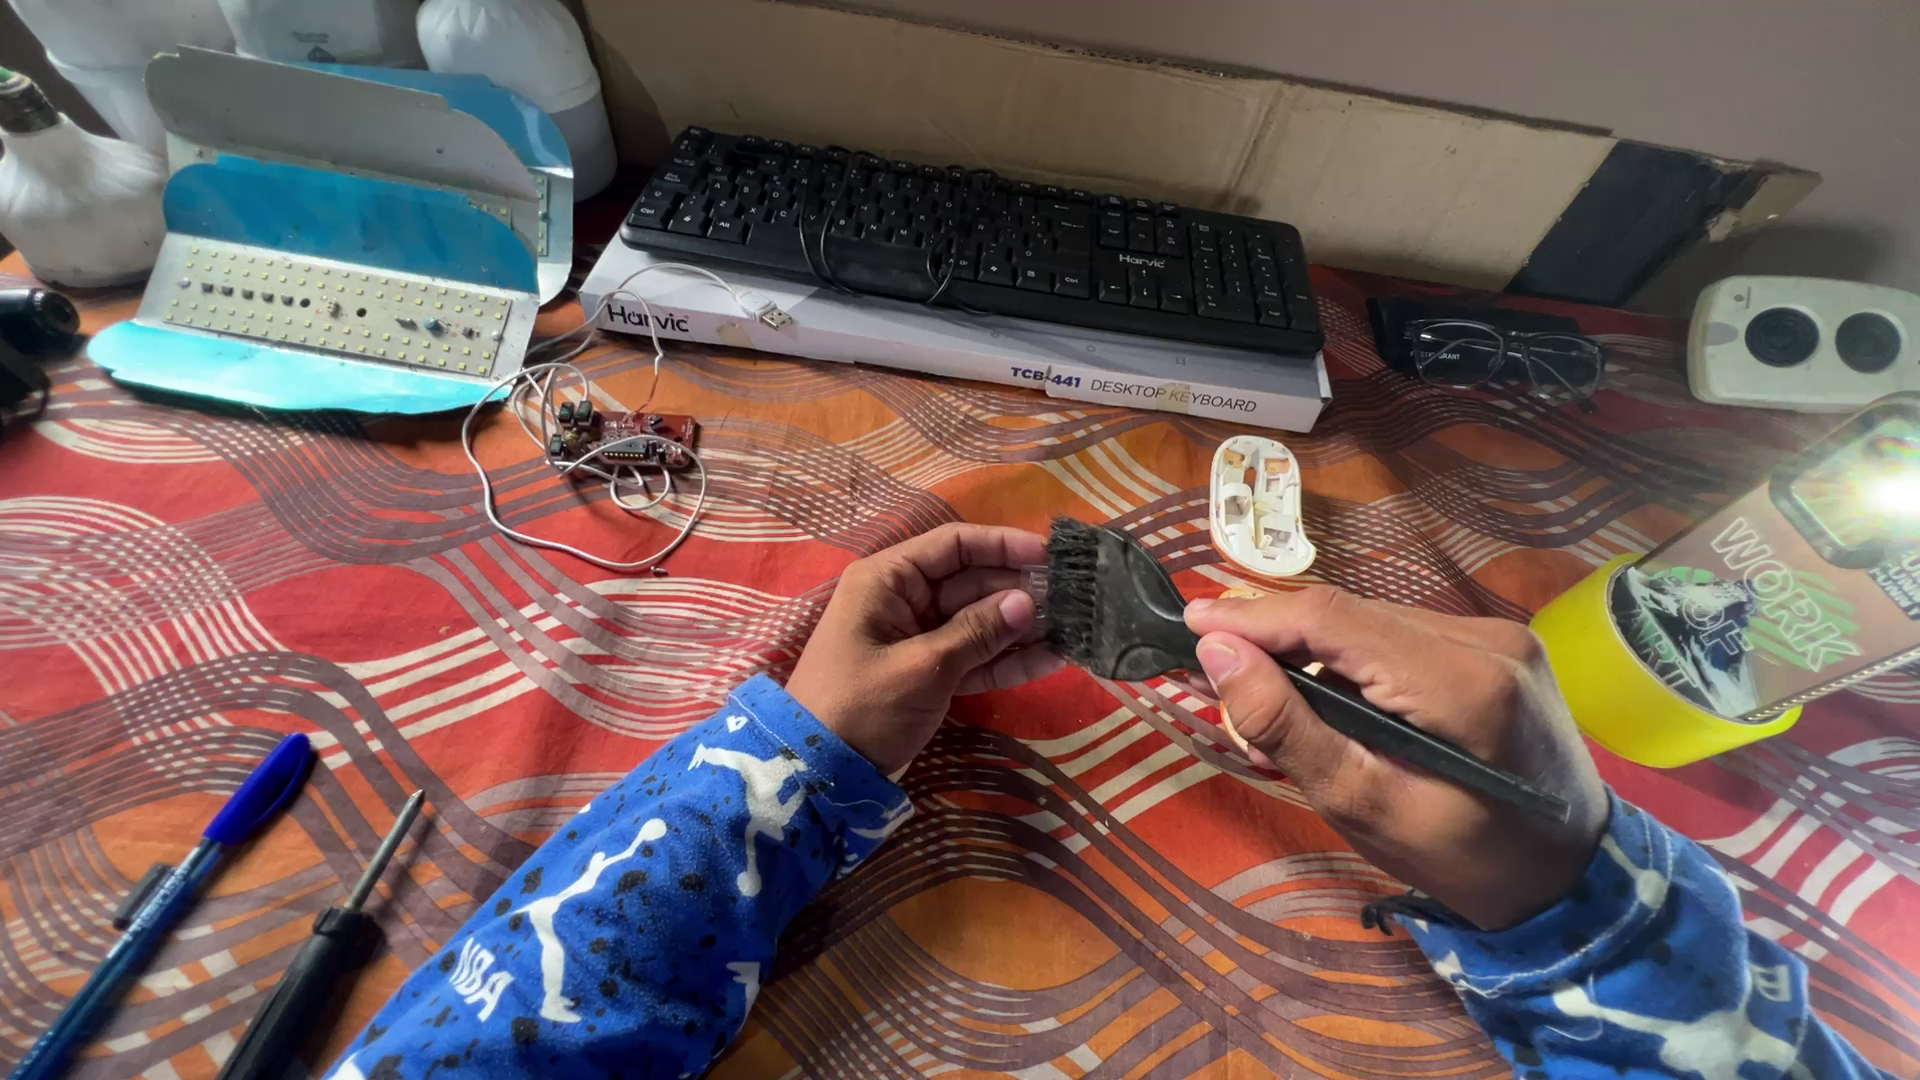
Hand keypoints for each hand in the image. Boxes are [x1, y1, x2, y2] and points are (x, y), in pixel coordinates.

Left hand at [786, 523, 1065, 773]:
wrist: (821, 776)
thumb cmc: (862, 707)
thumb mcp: (922, 666)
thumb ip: (977, 632)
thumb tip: (1028, 601)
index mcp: (889, 579)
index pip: (952, 545)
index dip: (1002, 544)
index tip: (1048, 555)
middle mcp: (905, 599)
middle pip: (972, 581)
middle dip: (1019, 588)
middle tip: (1073, 597)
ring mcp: (919, 637)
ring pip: (979, 620)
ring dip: (1021, 626)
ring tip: (1073, 626)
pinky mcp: (931, 672)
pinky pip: (975, 655)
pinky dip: (1007, 658)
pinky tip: (1052, 658)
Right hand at [1186, 587, 1608, 929]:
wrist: (1574, 881)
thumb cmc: (1464, 859)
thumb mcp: (1361, 804)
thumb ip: (1285, 725)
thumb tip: (1216, 651)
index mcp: (1461, 682)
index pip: (1329, 618)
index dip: (1252, 616)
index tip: (1190, 622)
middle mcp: (1483, 637)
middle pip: (1342, 614)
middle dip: (1269, 639)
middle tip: (1216, 673)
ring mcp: (1492, 634)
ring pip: (1360, 622)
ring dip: (1301, 654)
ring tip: (1266, 705)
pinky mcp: (1487, 643)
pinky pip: (1387, 635)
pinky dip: (1340, 662)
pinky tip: (1321, 701)